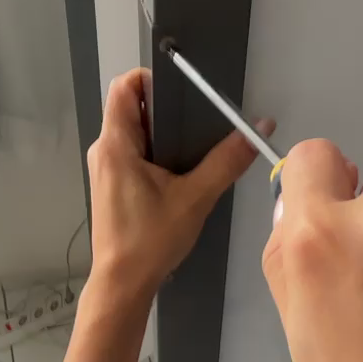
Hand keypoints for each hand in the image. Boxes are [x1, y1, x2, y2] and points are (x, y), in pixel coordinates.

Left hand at [86, 68, 269, 301]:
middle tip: (200, 120)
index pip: (124, 86)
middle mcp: (104, 150)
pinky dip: (155, 152)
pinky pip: (132, 153)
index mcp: (115, 144)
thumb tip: (259, 128)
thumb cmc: (150, 239)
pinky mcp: (111, 185)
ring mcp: (105, 168)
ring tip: (195, 145)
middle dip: (166, 108)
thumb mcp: (196, 197)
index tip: (184, 90)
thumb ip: (227, 160)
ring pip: (133, 132)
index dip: (151, 77)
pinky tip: (180, 170)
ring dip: (163, 133)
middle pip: (131, 107)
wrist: (122, 283)